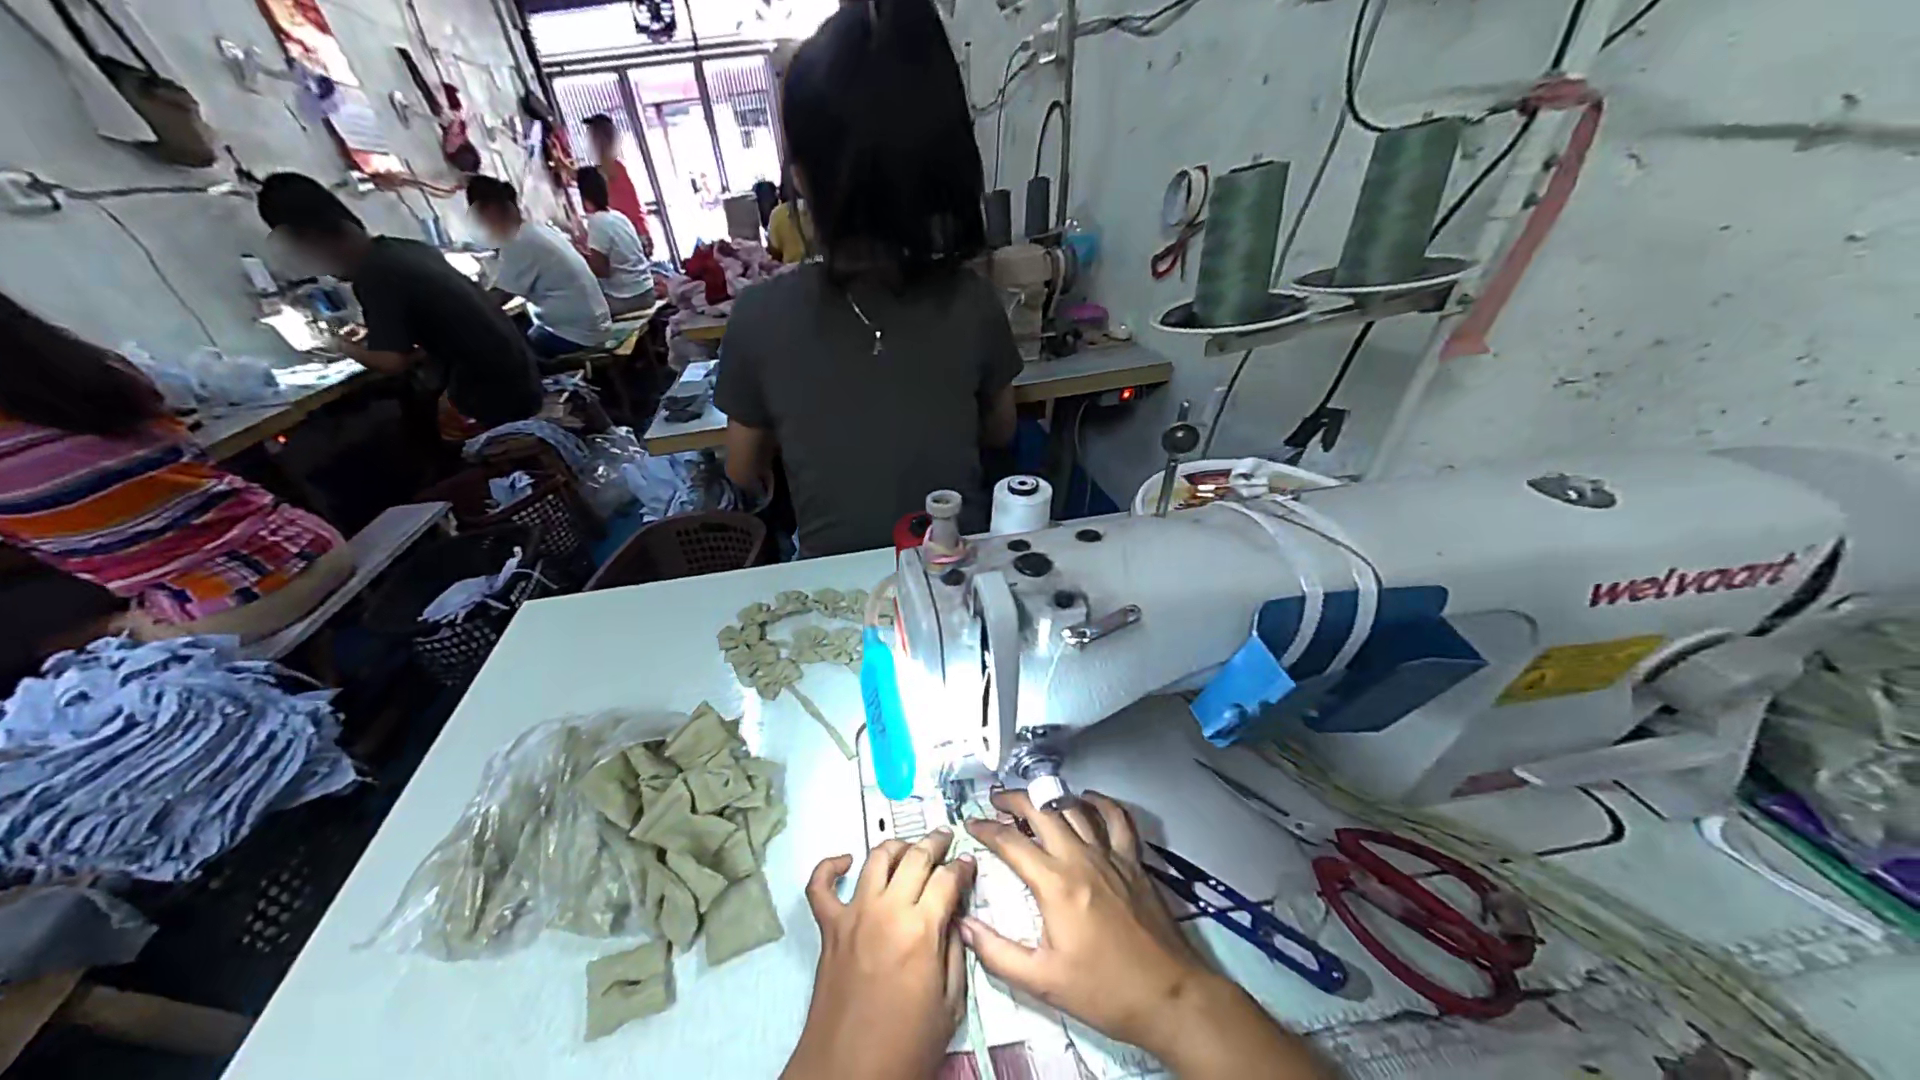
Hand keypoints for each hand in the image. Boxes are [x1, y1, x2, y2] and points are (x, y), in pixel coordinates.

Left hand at [782, 830, 975, 1079]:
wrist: (848, 1075)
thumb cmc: (906, 1047)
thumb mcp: (950, 1005)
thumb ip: (954, 952)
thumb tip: (954, 916)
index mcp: (921, 929)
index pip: (947, 879)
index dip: (962, 867)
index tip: (968, 863)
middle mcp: (887, 910)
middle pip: (915, 857)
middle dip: (935, 843)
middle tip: (945, 838)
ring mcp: (854, 915)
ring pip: (876, 858)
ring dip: (896, 847)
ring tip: (909, 848)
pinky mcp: (828, 927)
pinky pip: (821, 885)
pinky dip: (830, 866)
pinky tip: (846, 861)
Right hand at [959, 790, 1211, 1049]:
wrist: (1169, 997)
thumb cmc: (1105, 991)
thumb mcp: (1043, 981)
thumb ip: (998, 954)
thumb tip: (965, 926)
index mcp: (1055, 885)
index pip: (1011, 843)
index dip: (986, 829)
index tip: (972, 824)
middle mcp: (1081, 859)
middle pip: (1042, 812)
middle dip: (1014, 800)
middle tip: (996, 800)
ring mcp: (1110, 856)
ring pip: (1075, 809)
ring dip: (1049, 798)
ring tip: (1032, 800)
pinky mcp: (1133, 861)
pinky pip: (1117, 819)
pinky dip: (1100, 802)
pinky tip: (1087, 798)